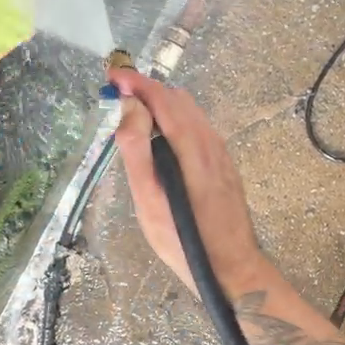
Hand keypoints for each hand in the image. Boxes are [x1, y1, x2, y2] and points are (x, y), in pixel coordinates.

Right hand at [111, 68, 276, 296]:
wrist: (231, 268)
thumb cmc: (183, 239)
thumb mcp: (148, 200)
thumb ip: (137, 151)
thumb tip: (130, 108)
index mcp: (192, 147)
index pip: (163, 99)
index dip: (137, 82)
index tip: (112, 76)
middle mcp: (210, 142)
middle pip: (178, 100)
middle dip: (146, 90)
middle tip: (117, 96)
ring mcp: (221, 152)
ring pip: (190, 111)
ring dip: (161, 103)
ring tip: (133, 112)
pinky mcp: (224, 164)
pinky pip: (198, 127)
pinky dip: (175, 118)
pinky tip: (161, 137)